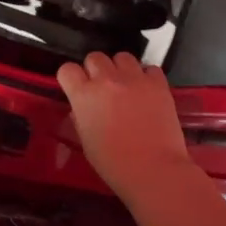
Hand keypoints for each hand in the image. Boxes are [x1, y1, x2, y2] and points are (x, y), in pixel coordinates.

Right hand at [57, 51, 192, 199]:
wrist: (152, 168)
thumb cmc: (112, 162)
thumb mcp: (84, 139)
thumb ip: (81, 115)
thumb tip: (84, 106)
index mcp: (83, 95)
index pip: (67, 69)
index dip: (70, 78)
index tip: (75, 88)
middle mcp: (107, 80)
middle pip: (95, 57)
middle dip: (95, 70)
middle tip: (101, 88)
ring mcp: (135, 79)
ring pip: (122, 56)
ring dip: (120, 69)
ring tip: (125, 86)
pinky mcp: (158, 84)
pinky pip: (149, 68)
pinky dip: (145, 77)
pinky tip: (146, 92)